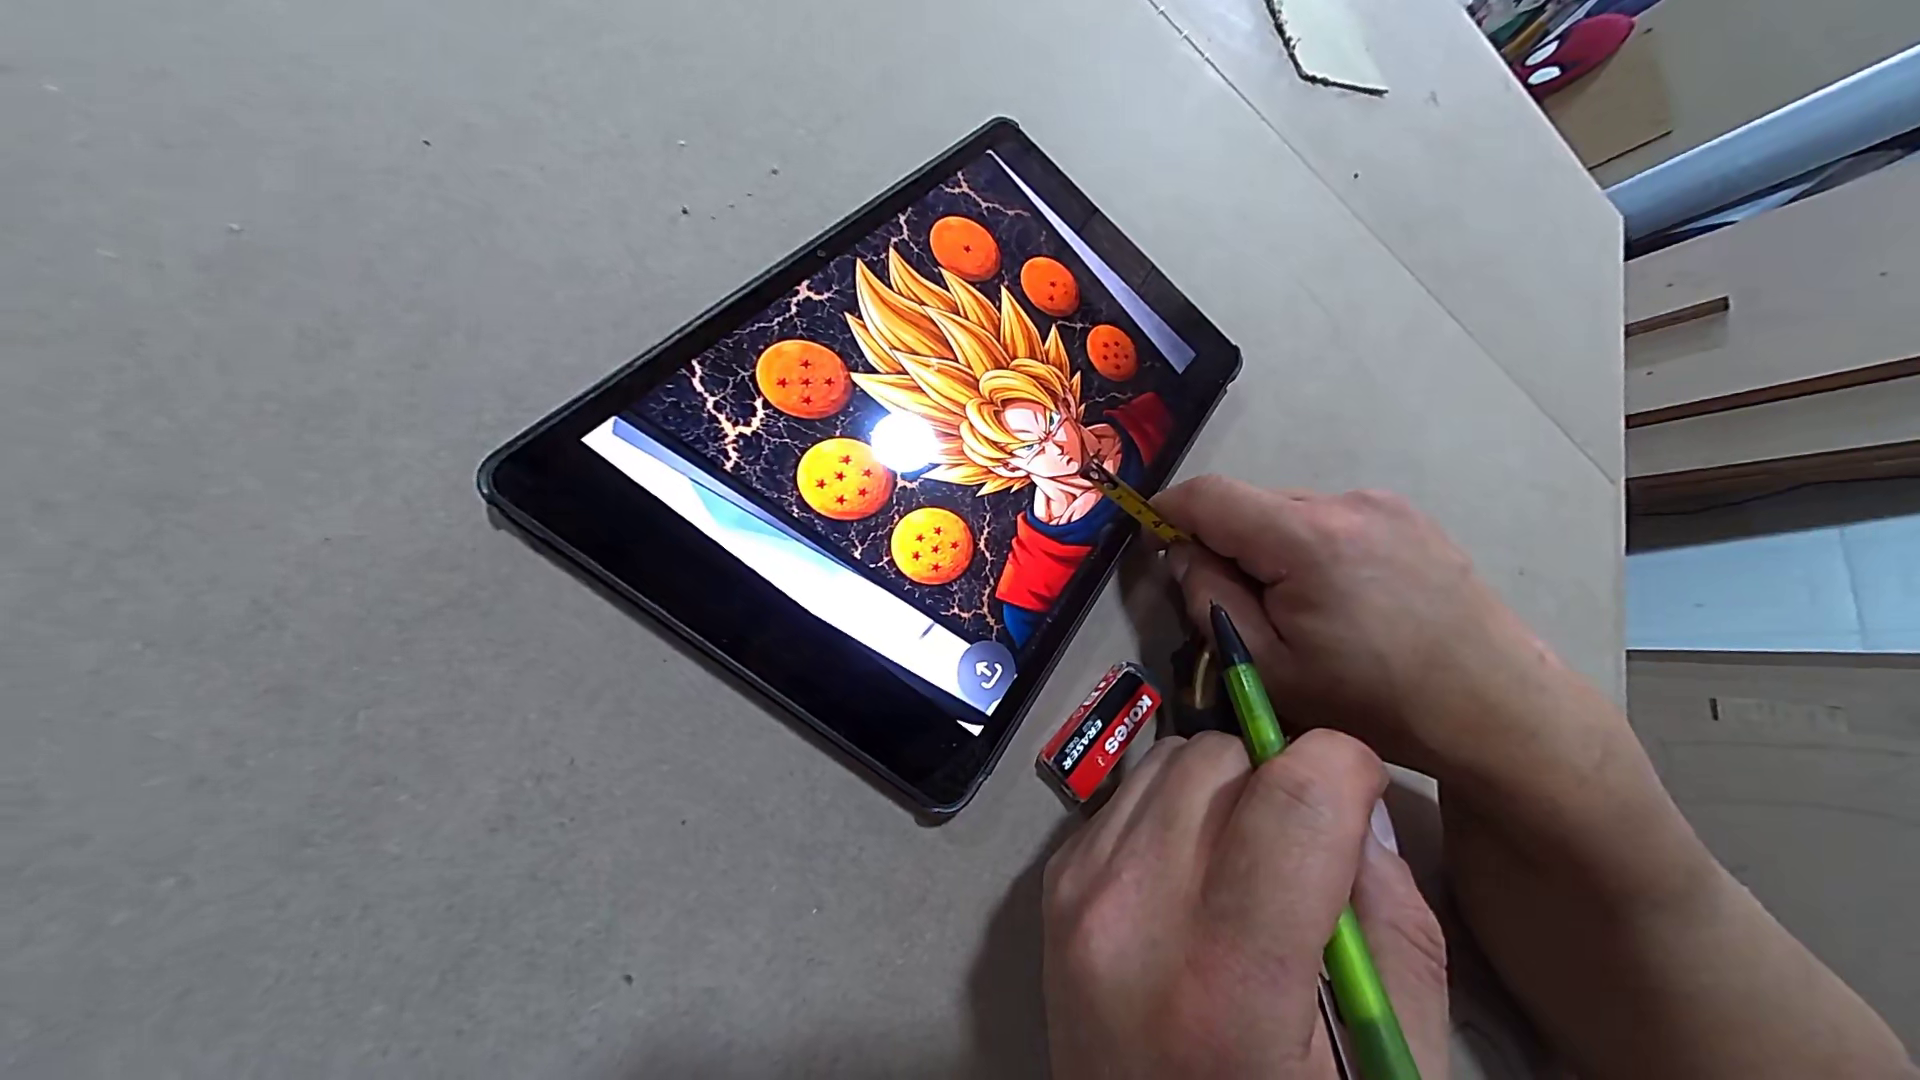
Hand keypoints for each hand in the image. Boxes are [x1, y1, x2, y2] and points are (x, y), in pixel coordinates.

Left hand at [1043, 730, 1448, 1079]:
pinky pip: (1129, 792)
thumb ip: (1391, 924)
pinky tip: (1189, 869)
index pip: (1290, 799)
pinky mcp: (1054, 877)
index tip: (1363, 786)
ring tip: (1244, 855)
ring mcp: (1078, 886)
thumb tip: (1354, 804)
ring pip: (1169, 760)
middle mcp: (1132, 910)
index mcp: (1226, 977)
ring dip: (1222, 786)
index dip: (1344, 765)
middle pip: (1219, 759)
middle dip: (1278, 776)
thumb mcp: (1385, 1062)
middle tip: (1303, 838)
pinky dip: (1174, 807)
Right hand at [1155, 476, 1590, 792]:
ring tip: (1288, 604)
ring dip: (1263, 544)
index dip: (1166, 510)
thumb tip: (1182, 553)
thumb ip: (1209, 599)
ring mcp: (1384, 504)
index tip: (1150, 539)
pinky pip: (1325, 517)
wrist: (1501, 712)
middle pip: (1248, 502)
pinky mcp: (1407, 516)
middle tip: (1229, 598)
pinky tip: (1330, 595)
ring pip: (1286, 510)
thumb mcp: (1266, 666)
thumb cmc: (1373, 699)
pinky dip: (1303, 545)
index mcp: (1308, 537)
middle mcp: (1347, 502)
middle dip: (1220, 539)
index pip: (1209, 495)